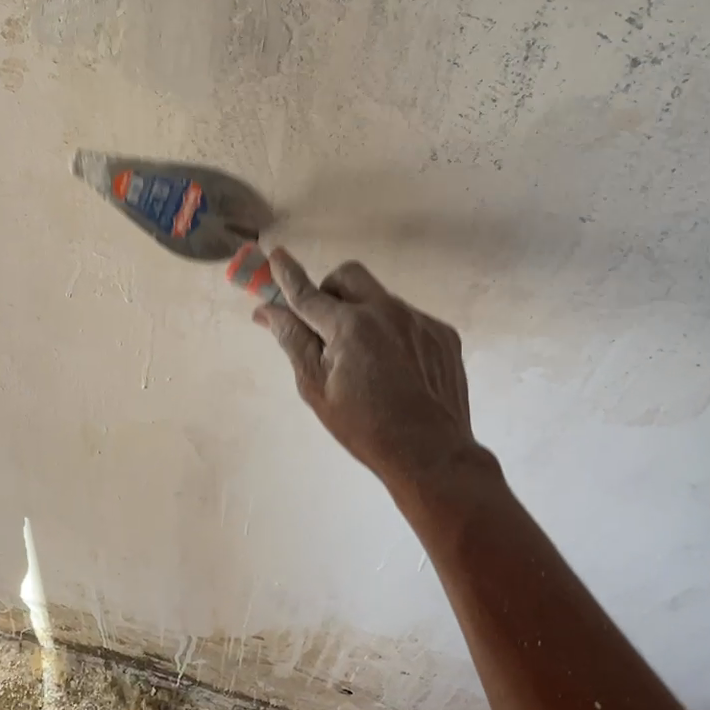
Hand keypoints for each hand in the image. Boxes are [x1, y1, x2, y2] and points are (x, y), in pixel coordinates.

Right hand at [253, 248, 475, 480]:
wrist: (431, 454)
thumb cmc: (364, 426)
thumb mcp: (316, 388)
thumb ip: (293, 341)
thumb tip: (267, 311)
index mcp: (350, 327)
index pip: (307, 292)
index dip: (287, 273)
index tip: (276, 255)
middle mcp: (386, 312)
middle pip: (348, 276)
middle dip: (330, 289)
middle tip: (325, 324)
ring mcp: (419, 320)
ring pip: (379, 298)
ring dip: (362, 314)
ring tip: (366, 359)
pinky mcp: (442, 333)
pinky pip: (407, 318)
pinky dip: (391, 332)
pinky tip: (395, 368)